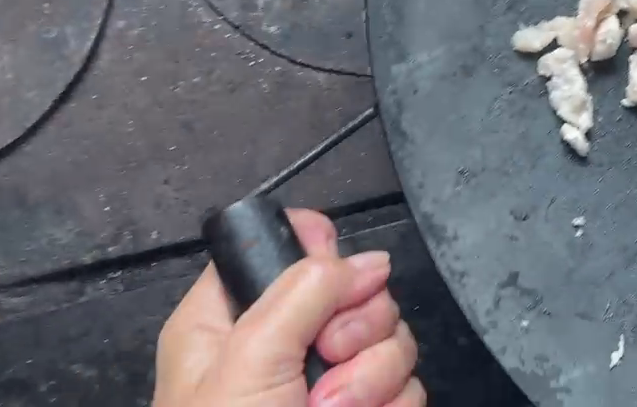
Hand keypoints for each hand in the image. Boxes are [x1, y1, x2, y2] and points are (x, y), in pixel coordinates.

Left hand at [155, 209, 423, 406]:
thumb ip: (303, 291)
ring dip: (375, 373)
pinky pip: (408, 378)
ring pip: (391, 333)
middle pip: (356, 286)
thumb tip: (365, 260)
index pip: (274, 248)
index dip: (312, 245)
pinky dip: (391, 404)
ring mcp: (328, 382)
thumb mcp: (246, 366)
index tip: (331, 266)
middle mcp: (281, 346)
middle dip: (360, 322)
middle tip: (331, 356)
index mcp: (227, 326)